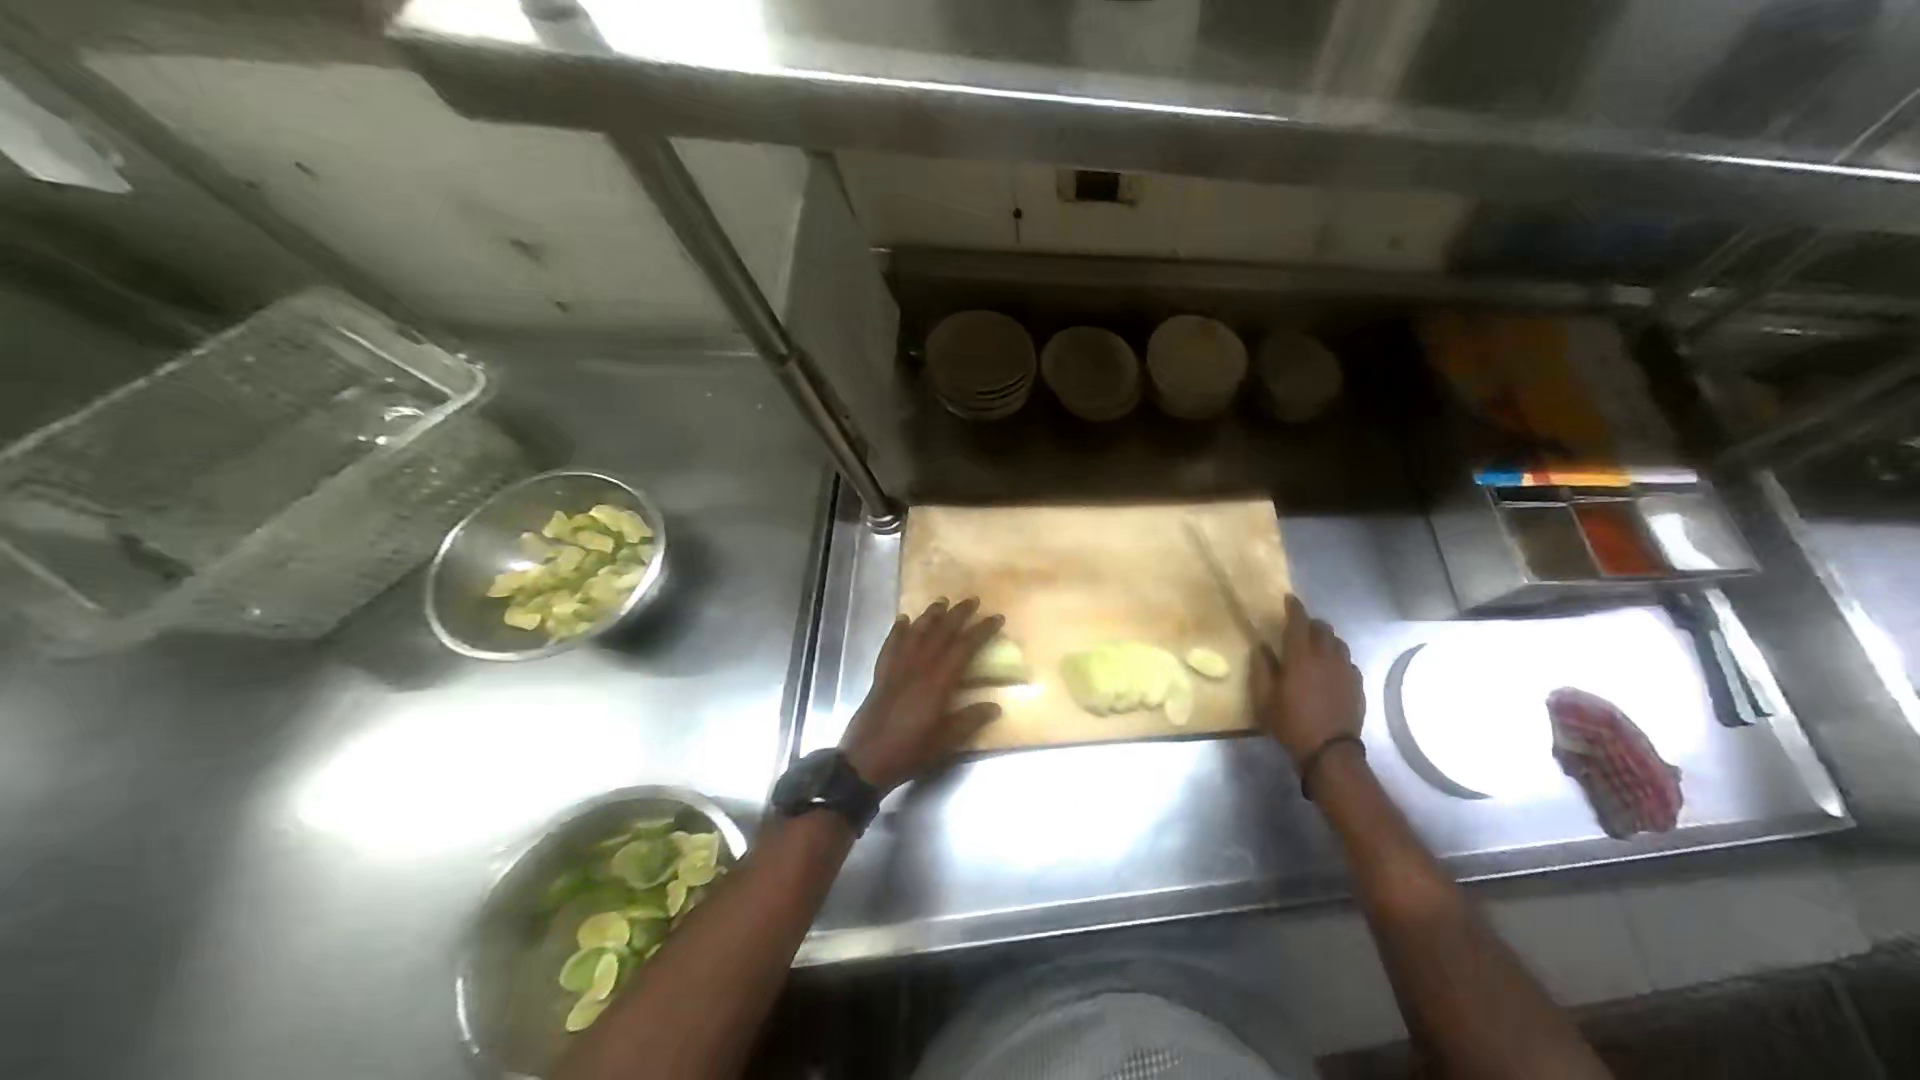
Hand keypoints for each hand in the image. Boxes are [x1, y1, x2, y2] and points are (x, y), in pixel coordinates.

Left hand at [840, 598, 1004, 792]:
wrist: (865, 759)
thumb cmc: (910, 752)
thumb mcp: (946, 742)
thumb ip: (970, 720)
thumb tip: (995, 706)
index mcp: (937, 682)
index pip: (963, 647)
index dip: (981, 631)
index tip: (996, 618)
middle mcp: (917, 668)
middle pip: (940, 633)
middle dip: (958, 615)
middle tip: (972, 600)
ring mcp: (897, 669)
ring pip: (916, 634)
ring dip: (930, 616)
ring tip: (942, 602)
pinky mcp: (881, 675)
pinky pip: (891, 645)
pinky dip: (898, 631)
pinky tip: (903, 621)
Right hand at [1250, 594, 1363, 765]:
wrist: (1330, 751)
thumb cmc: (1290, 722)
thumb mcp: (1264, 698)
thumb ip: (1262, 668)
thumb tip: (1262, 647)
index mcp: (1301, 657)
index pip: (1299, 622)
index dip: (1294, 608)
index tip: (1289, 599)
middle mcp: (1326, 657)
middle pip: (1323, 628)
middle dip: (1311, 623)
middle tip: (1299, 628)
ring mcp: (1345, 670)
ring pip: (1338, 643)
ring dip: (1326, 639)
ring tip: (1315, 647)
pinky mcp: (1357, 684)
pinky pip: (1348, 661)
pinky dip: (1337, 658)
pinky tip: (1330, 669)